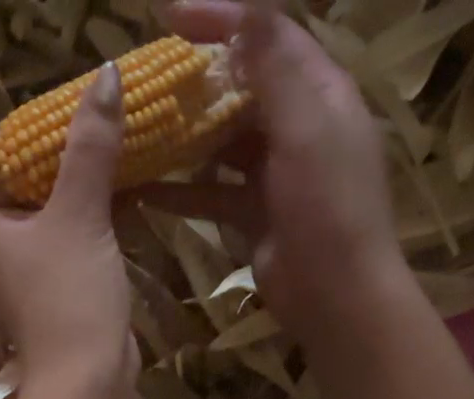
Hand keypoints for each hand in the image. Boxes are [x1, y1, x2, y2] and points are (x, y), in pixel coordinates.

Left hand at [0, 64, 139, 398]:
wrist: (87, 380)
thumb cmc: (68, 296)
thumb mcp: (78, 214)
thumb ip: (90, 147)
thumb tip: (104, 76)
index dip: (12, 134)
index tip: (54, 111)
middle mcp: (3, 245)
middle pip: (24, 184)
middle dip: (57, 151)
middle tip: (97, 118)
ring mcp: (35, 269)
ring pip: (55, 210)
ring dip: (83, 181)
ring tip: (119, 142)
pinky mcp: (65, 286)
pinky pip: (78, 236)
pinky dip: (98, 212)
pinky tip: (131, 189)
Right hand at [145, 1, 409, 338]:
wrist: (336, 296)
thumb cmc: (327, 208)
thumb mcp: (305, 129)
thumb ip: (276, 69)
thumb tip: (246, 8)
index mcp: (320, 93)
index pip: (269, 35)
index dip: (222, 17)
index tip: (168, 14)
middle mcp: (298, 125)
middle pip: (242, 85)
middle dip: (196, 78)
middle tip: (145, 74)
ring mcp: (275, 172)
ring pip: (222, 139)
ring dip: (184, 133)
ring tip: (137, 124)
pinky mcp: (254, 212)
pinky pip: (211, 190)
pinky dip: (180, 189)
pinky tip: (142, 187)